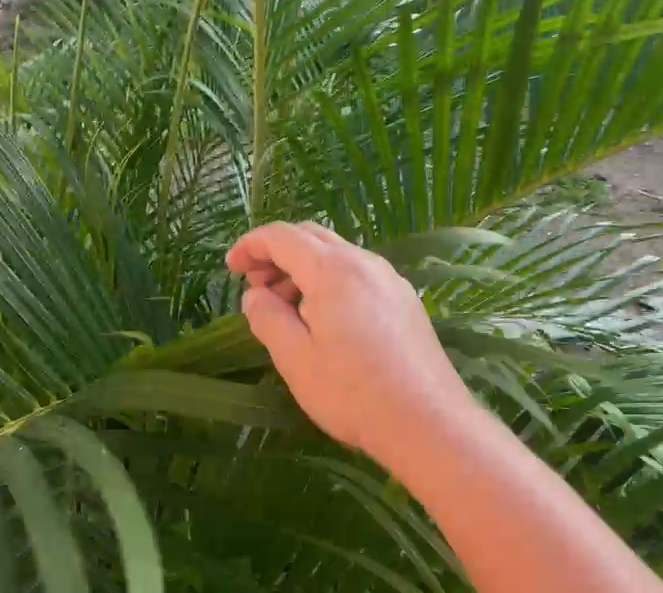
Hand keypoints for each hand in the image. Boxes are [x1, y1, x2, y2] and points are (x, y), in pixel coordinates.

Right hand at [227, 221, 476, 458]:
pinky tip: (323, 317)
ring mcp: (389, 281)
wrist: (431, 426)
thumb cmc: (353, 392)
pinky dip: (329, 280)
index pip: (282, 237)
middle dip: (276, 252)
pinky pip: (357, 273)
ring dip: (302, 267)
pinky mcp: (405, 302)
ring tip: (284, 305)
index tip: (230, 267)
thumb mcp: (294, 358)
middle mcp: (363, 263)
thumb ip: (267, 317)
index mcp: (332, 269)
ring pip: (336, 254)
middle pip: (310, 237)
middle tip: (254, 282)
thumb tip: (255, 296)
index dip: (251, 245)